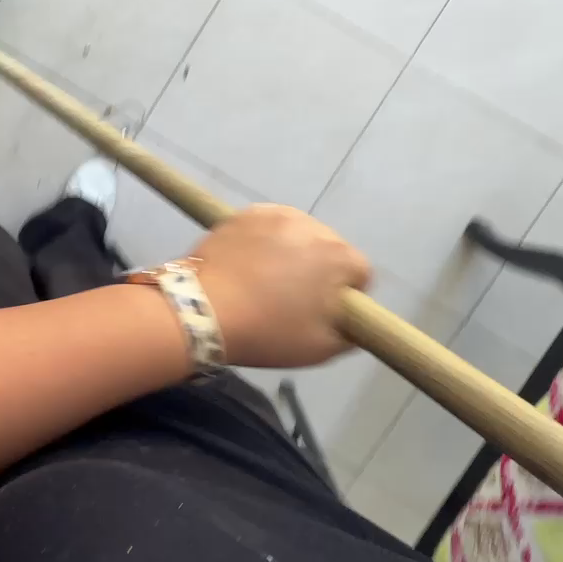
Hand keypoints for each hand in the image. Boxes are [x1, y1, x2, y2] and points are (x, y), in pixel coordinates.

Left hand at [186, 204, 370, 368]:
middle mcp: (310, 225)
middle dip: (320, 269)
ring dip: (292, 250)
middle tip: (293, 296)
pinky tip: (250, 260)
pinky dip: (265, 239)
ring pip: (298, 233)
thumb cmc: (267, 330)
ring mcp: (273, 214)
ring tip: (268, 277)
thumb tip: (351, 319)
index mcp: (338, 255)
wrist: (202, 308)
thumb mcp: (323, 347)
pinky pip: (268, 225)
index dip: (347, 294)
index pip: (360, 272)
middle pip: (330, 247)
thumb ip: (351, 331)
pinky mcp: (243, 213)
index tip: (324, 311)